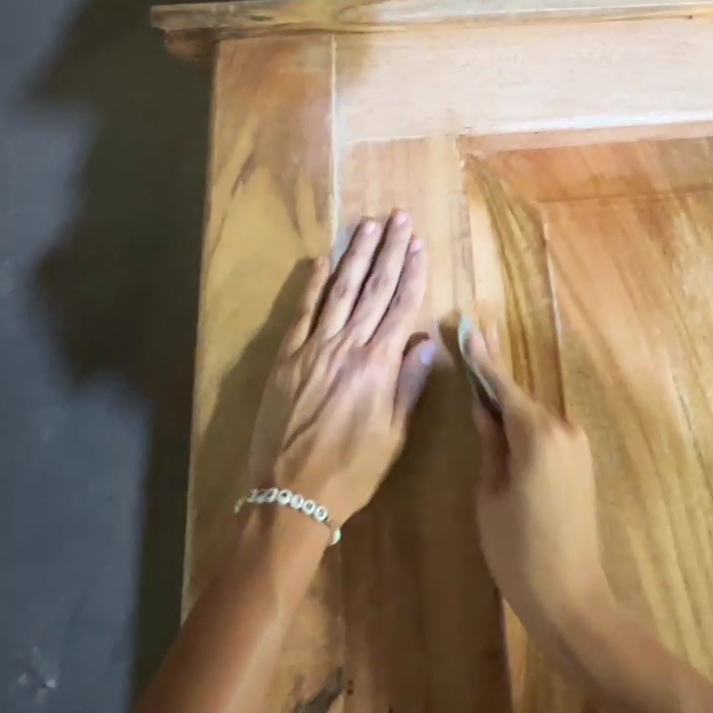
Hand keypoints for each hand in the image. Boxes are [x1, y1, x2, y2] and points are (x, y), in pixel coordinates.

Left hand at [245, 210, 435, 525]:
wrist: (290, 495)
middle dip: (388, 251)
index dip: (412, 273)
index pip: (401, 307)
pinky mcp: (286, 357)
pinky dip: (313, 284)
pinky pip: (302, 312)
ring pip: (339, 291)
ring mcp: (313, 348)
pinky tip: (322, 259)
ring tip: (367, 225)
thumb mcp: (394, 435)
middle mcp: (347, 347)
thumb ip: (409, 383)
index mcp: (378, 366)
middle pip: (372, 289)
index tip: (419, 243)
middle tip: (397, 218)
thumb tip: (426, 341)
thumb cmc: (352, 470)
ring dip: (354, 255)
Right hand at [468, 326, 615, 642]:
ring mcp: (577, 445)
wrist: (570, 595)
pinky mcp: (582, 461)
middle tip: (474, 343)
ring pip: (534, 417)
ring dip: (510, 410)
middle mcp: (563, 429)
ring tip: (481, 396)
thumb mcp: (489, 494)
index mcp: (537, 434)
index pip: (504, 387)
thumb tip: (484, 408)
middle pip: (520, 400)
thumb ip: (490, 443)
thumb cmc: (517, 550)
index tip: (470, 328)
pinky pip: (547, 434)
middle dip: (495, 382)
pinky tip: (506, 430)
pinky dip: (526, 428)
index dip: (484, 359)